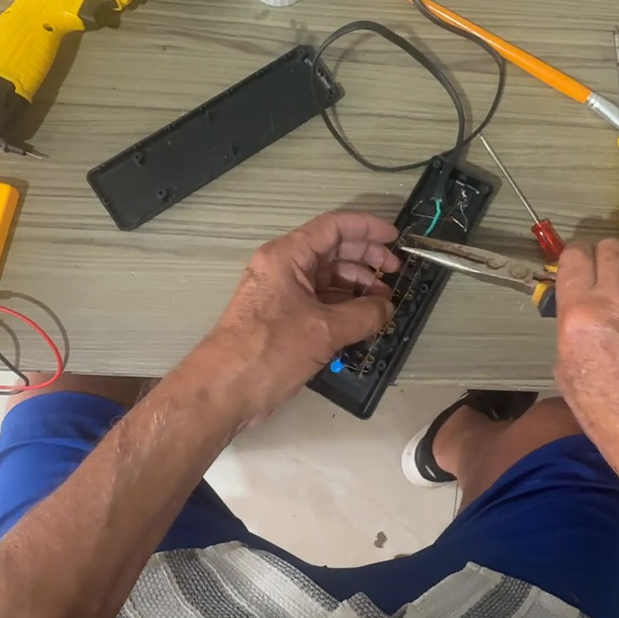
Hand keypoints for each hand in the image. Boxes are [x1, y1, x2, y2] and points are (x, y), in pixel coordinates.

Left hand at [196, 211, 400, 425]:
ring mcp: (282, 293)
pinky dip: (344, 306)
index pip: (333, 226)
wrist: (223, 391)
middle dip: (366, 258)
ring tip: (384, 302)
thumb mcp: (325, 330)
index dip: (367, 228)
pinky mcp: (283, 318)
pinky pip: (320, 301)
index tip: (395, 238)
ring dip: (357, 285)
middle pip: (332, 249)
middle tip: (394, 273)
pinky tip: (365, 319)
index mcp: (287, 256)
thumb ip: (364, 314)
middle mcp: (283, 267)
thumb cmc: (269, 350)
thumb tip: (387, 308)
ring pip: (327, 277)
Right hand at [553, 241, 618, 500]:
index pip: (573, 256)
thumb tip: (580, 311)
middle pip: (610, 247)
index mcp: (579, 313)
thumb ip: (571, 333)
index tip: (582, 269)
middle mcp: (617, 296)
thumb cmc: (615, 424)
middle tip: (614, 281)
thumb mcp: (569, 378)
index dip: (577, 260)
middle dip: (608, 260)